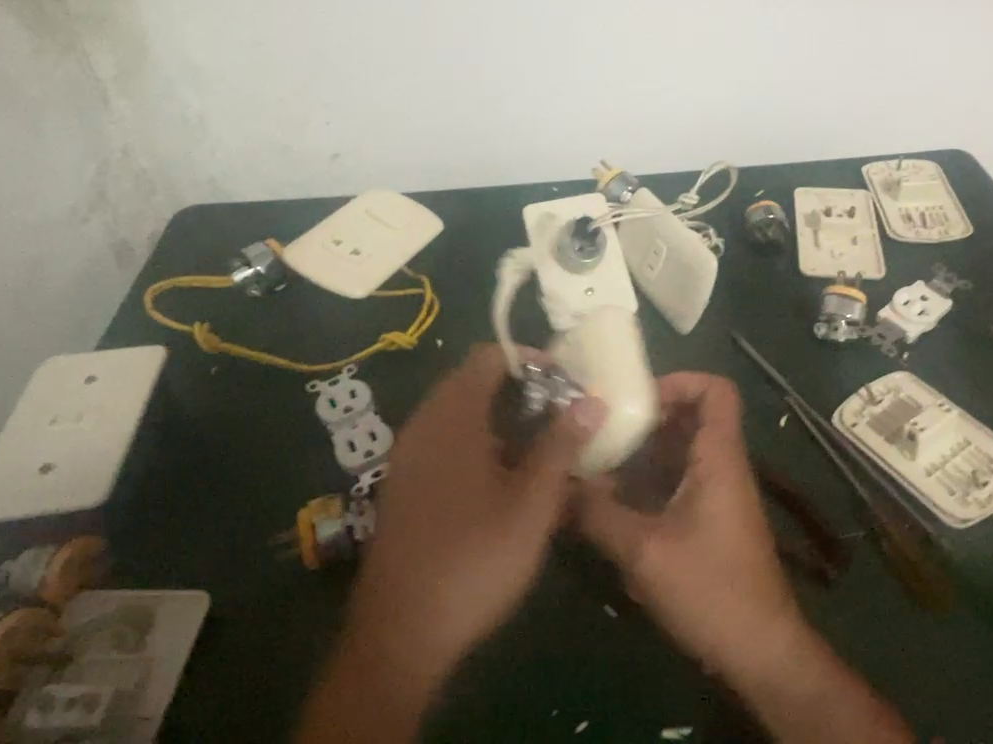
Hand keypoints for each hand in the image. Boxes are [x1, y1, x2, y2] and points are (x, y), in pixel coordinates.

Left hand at [346, 344, 606, 681]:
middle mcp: (424, 427)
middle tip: (562, 417)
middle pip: (473, 383)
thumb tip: (592, 400)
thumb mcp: (532, 506)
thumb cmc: (474, 561)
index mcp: (452, 419)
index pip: (488, 358)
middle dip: (521, 392)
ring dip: (502, 421)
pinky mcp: (404, 488)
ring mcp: (408, 459)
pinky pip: (445, 444)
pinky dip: (479, 445)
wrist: (400, 634)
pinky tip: (506, 484)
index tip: (567, 383)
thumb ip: (561, 447)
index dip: (530, 360)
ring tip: (543, 452)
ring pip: (460, 416)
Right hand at [574, 372, 805, 679]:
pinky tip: (611, 503)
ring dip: (642, 453)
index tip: (634, 399)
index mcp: (719, 458)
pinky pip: (678, 483)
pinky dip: (648, 482)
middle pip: (690, 418)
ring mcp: (718, 496)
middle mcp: (722, 467)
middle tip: (601, 429)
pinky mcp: (710, 522)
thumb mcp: (643, 552)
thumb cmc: (710, 591)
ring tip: (596, 462)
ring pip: (681, 452)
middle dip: (646, 418)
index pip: (716, 390)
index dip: (678, 381)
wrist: (760, 651)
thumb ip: (598, 514)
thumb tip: (557, 485)